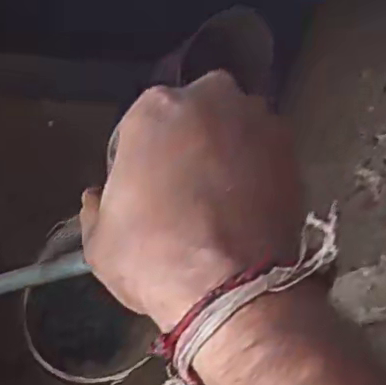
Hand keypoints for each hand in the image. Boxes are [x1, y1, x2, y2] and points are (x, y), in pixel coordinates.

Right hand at [79, 71, 306, 331]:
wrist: (225, 287)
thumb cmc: (150, 259)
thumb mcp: (98, 244)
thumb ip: (94, 210)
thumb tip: (96, 197)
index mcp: (153, 111)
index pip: (135, 132)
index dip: (132, 168)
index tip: (135, 199)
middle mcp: (210, 96)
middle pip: (187, 122)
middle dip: (180, 152)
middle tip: (175, 200)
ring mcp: (257, 118)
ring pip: (227, 135)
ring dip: (218, 161)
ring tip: (210, 212)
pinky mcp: (291, 148)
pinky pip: (258, 158)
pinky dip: (249, 178)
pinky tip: (236, 217)